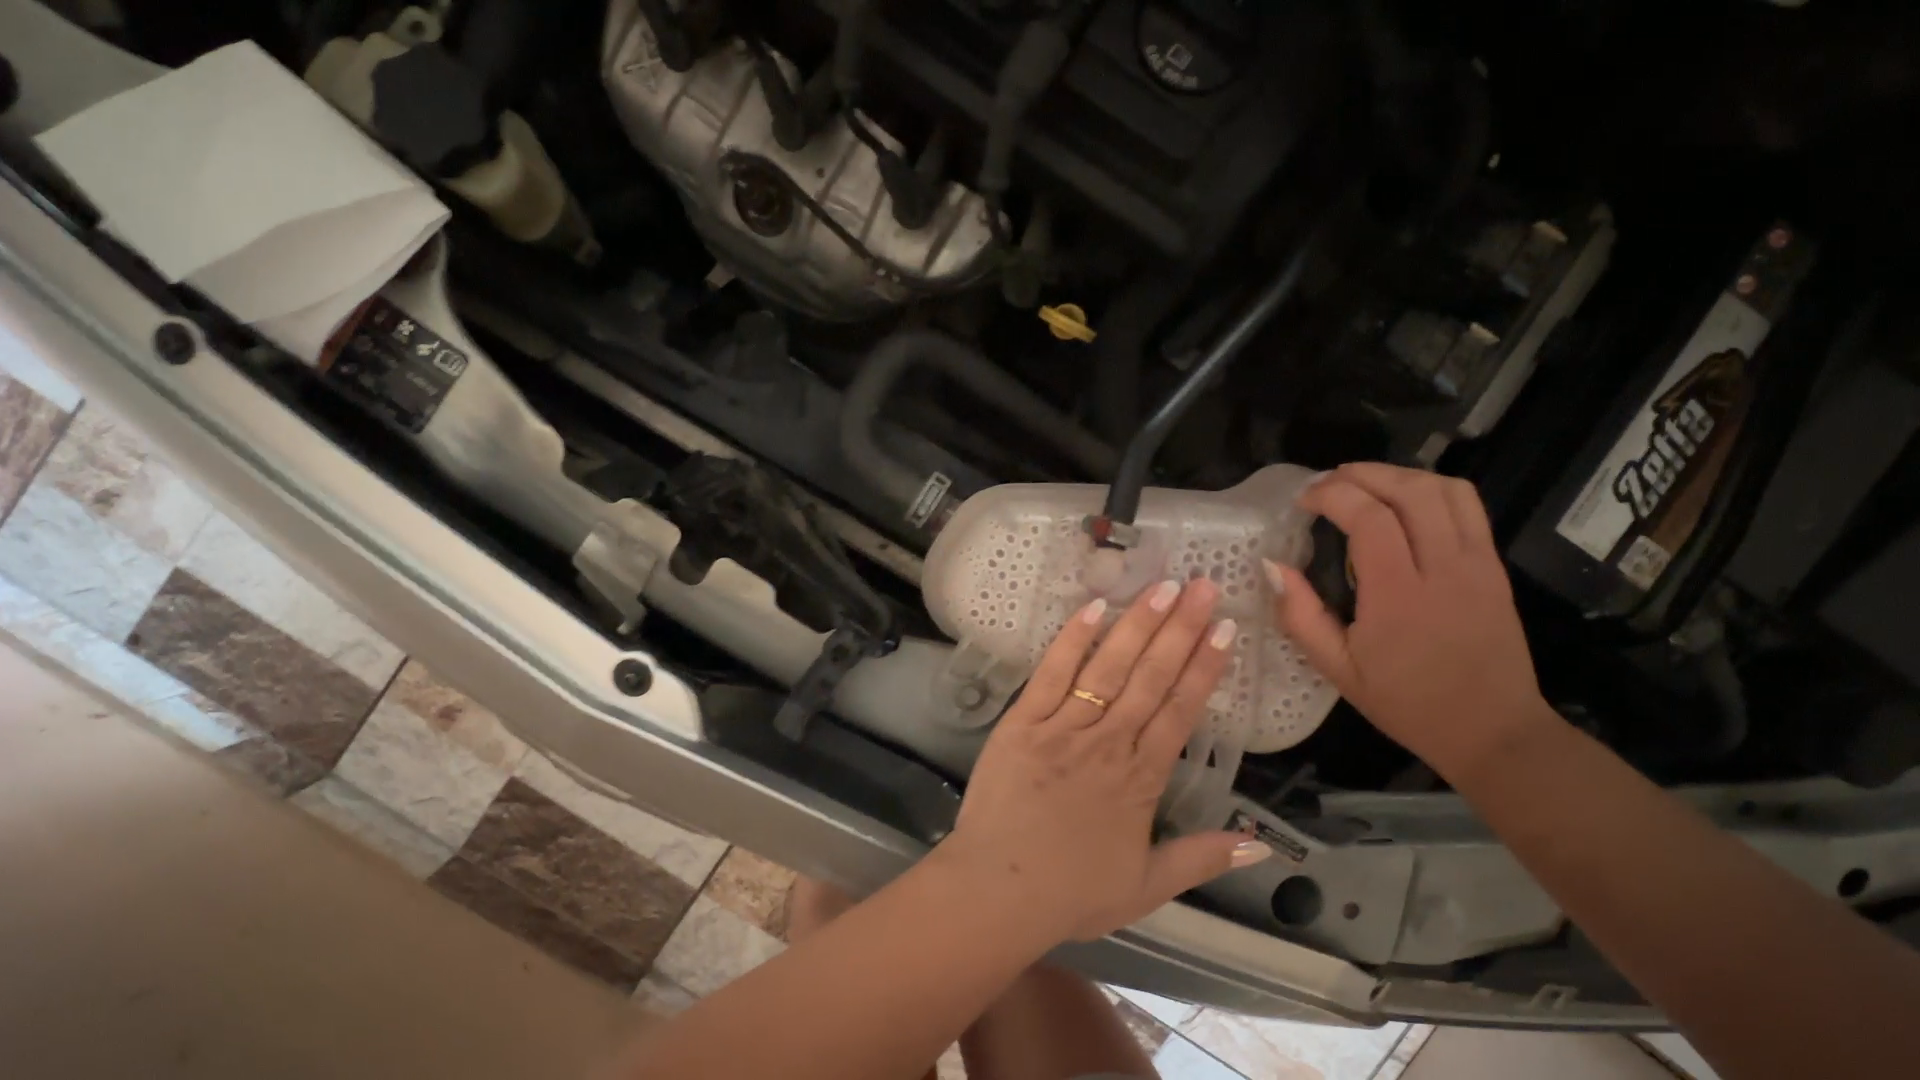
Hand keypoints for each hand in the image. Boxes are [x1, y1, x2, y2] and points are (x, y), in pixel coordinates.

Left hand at [931, 578, 1271, 944]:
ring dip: (1137, 624)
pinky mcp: (1022, 723)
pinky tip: (1093, 608)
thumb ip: (1201, 859)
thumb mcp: (1147, 886)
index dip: (1205, 667)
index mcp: (1141, 778)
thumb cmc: (1072, 892)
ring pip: (1108, 668)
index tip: (1225, 629)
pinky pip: (1051, 675)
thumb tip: (1259, 844)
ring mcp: (1063, 728)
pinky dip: (1072, 641)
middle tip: (1203, 586)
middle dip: (1180, 629)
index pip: (1180, 711)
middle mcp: (1108, 743)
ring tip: (1162, 586)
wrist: (998, 891)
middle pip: (1150, 677)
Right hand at [1266, 463, 1555, 779]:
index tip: (1304, 501)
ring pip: (1443, 489)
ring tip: (1365, 484)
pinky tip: (1406, 501)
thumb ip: (1301, 616)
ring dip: (1398, 475)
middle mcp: (1442, 568)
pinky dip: (1432, 489)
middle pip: (1407, 491)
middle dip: (1361, 474)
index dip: (1332, 494)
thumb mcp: (1338, 670)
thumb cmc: (1407, 703)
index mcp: (1398, 596)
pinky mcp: (1494, 566)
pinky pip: (1468, 506)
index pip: (1368, 517)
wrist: (1492, 729)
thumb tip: (1272, 566)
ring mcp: (1476, 563)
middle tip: (1327, 483)